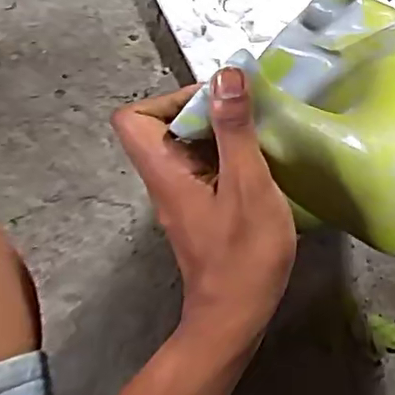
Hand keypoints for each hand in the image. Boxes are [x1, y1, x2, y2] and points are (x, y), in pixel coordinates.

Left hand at [113, 68, 296, 343]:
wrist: (237, 318)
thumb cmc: (243, 255)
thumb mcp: (247, 185)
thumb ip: (235, 130)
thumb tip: (225, 76)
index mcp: (165, 172)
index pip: (134, 118)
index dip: (170, 98)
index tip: (215, 99)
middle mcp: (165, 180)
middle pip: (163, 126)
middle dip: (205, 108)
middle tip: (246, 110)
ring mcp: (183, 195)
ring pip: (188, 144)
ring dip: (221, 129)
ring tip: (258, 129)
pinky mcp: (201, 207)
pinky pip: (206, 164)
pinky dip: (229, 152)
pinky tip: (260, 159)